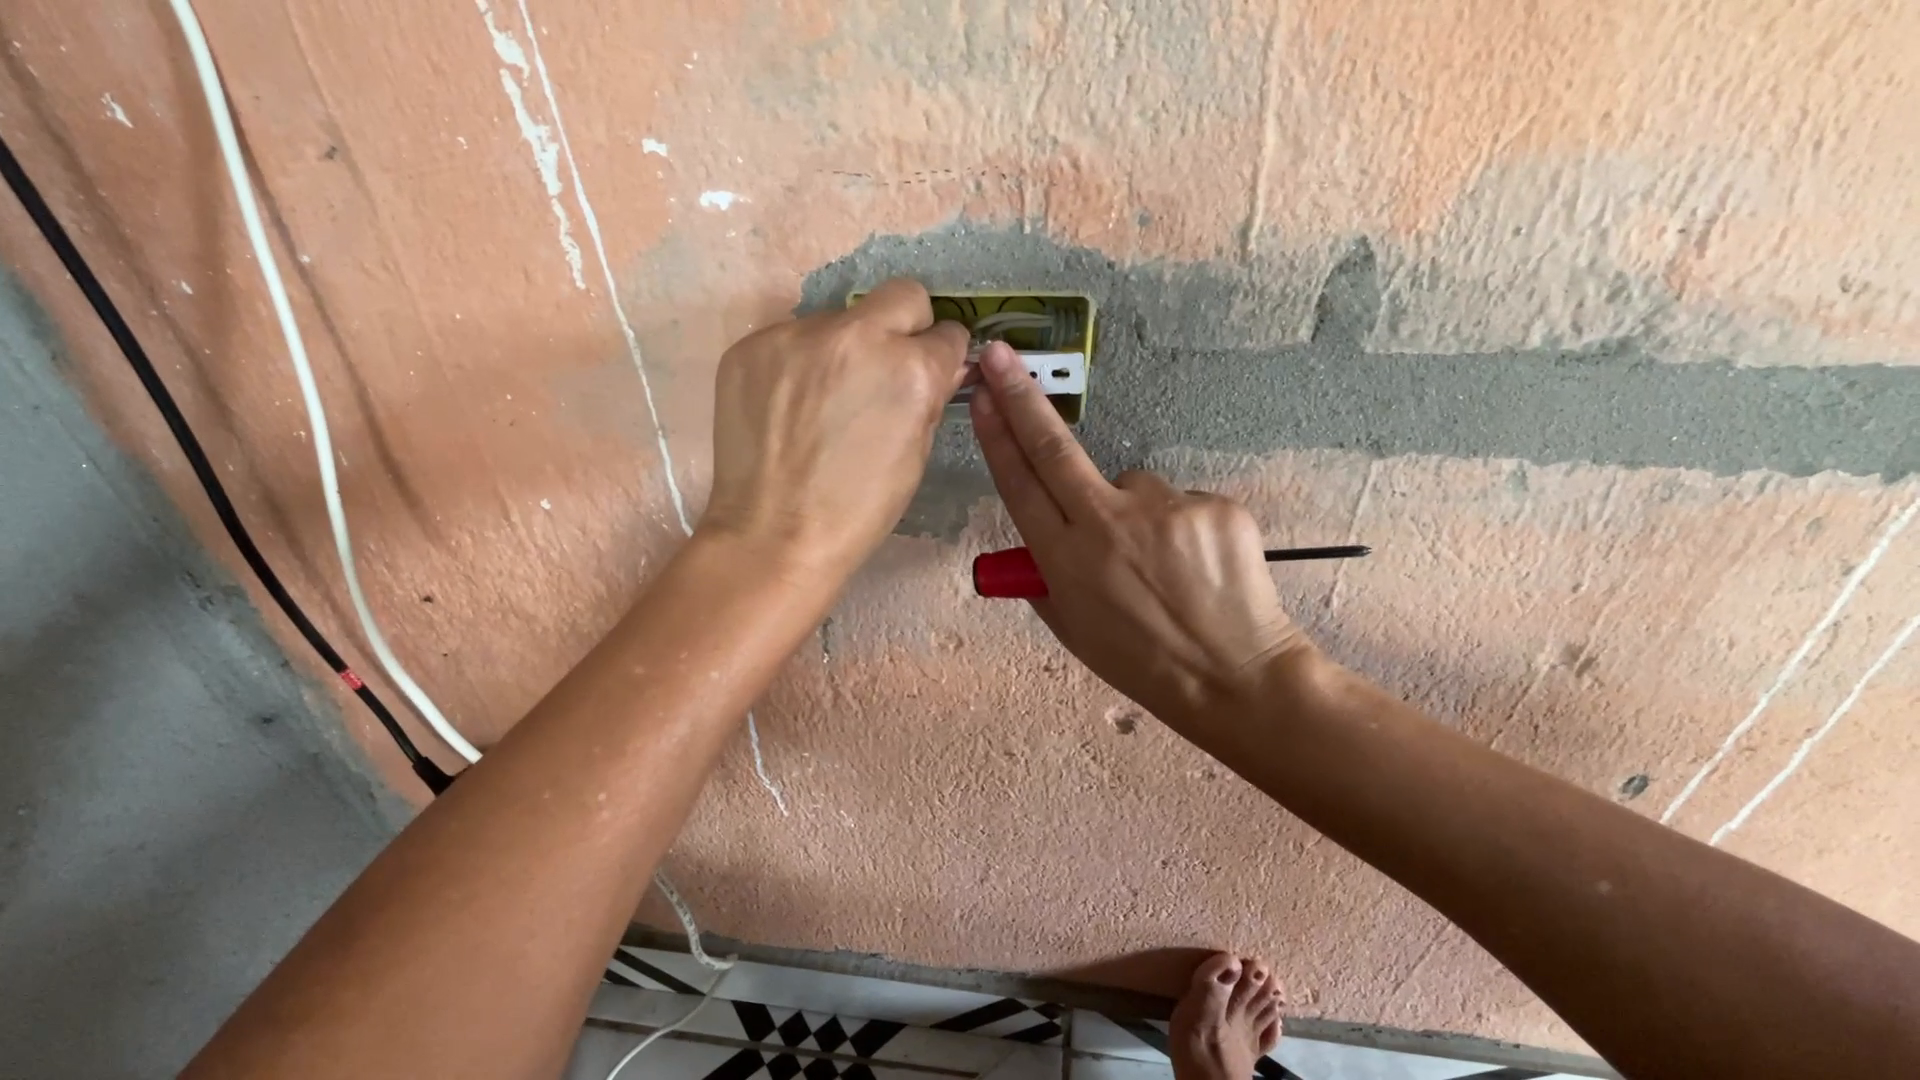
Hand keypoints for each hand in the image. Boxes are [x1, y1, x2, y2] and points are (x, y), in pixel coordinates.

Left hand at [701, 279, 970, 578]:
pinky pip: (792, 339)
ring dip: (843, 348)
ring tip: (821, 402)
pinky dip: (798, 364)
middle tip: (883, 369)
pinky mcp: (753, 345)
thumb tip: (940, 363)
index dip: (939, 356)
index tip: (927, 373)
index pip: (946, 332)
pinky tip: (788, 407)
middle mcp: (857, 336)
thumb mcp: (916, 454)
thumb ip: (930, 395)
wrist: (774, 536)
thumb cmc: (858, 509)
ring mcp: (798, 335)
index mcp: (909, 368)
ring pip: (840, 319)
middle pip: (901, 295)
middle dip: (904, 326)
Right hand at [968, 342, 1311, 728]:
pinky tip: (1197, 563)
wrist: (1233, 677)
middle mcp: (1106, 525)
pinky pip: (1182, 501)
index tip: (983, 395)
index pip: (1020, 483)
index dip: (998, 436)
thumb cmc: (1144, 662)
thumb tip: (1038, 539)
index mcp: (1066, 560)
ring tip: (1164, 563)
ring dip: (1138, 509)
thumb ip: (1046, 577)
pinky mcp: (1210, 505)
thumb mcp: (1073, 630)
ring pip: (1134, 484)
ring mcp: (1162, 510)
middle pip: (1055, 448)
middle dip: (1022, 397)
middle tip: (1001, 357)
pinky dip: (1182, 524)